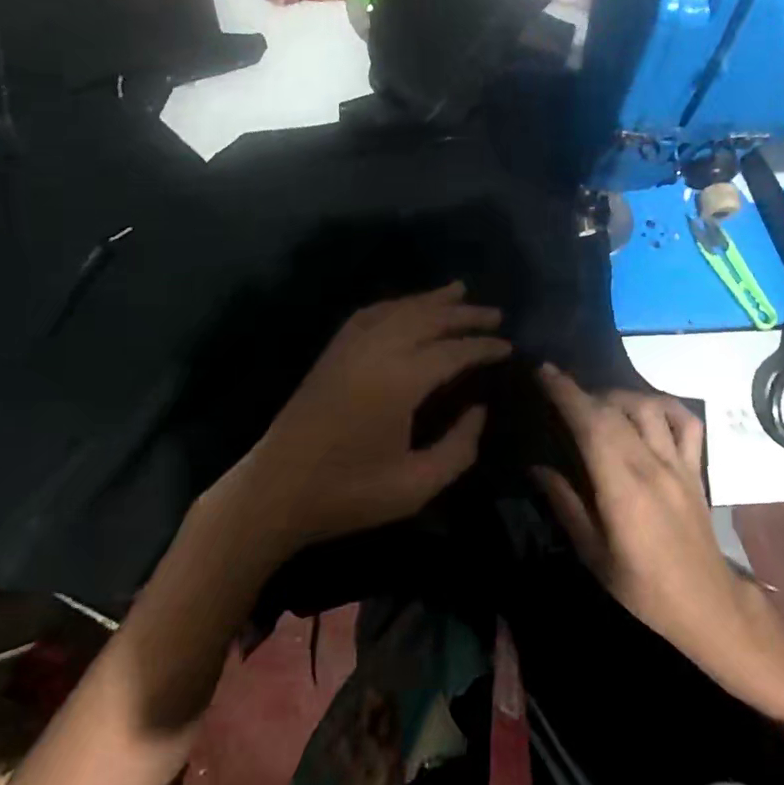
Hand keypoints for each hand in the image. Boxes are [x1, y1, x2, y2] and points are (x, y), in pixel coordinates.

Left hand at [208, 283, 511, 551]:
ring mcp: (349, 348)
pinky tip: (407, 305)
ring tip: (460, 290)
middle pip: (429, 319)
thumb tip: (478, 411)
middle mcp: (376, 352)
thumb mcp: (418, 484)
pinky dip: (394, 304)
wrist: (275, 494)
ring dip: (432, 300)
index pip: (453, 351)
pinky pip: (368, 315)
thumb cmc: (349, 493)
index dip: (484, 347)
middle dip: (465, 314)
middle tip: (496, 315)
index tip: (508, 347)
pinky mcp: (331, 354)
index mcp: (400, 381)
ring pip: (398, 309)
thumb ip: (459, 447)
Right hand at [534, 365, 745, 653]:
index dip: (567, 393)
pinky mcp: (697, 469)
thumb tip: (537, 467)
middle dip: (585, 392)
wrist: (703, 603)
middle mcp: (652, 464)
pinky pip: (687, 424)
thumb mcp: (593, 553)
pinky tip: (649, 410)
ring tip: (600, 402)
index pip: (591, 424)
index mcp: (622, 486)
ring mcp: (679, 463)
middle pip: (617, 410)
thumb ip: (565, 504)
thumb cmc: (640, 587)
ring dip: (621, 396)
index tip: (545, 372)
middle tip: (561, 389)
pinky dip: (667, 407)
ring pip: (651, 408)